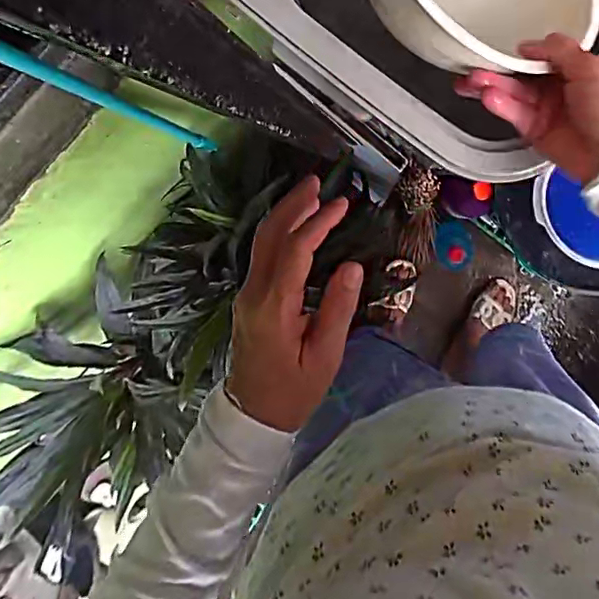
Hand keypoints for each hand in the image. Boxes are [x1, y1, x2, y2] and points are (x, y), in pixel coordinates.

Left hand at [226, 176, 364, 431]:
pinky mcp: (248, 297)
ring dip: (284, 213)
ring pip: (261, 241)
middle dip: (294, 205)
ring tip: (309, 193)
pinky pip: (262, 253)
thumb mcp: (324, 357)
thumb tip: (352, 267)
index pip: (295, 252)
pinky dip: (280, 229)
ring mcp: (246, 293)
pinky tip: (296, 221)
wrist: (251, 417)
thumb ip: (337, 310)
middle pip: (270, 236)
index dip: (317, 224)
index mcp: (273, 307)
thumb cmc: (293, 392)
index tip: (341, 205)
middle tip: (318, 181)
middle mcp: (253, 293)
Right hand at [454, 33, 598, 182]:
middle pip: (520, 75)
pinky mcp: (536, 131)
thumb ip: (560, 50)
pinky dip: (499, 105)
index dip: (519, 53)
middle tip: (476, 63)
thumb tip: (532, 44)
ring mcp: (547, 111)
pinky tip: (489, 97)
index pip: (539, 56)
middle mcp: (559, 89)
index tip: (499, 47)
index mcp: (576, 70)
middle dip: (497, 69)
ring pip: (512, 94)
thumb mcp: (591, 67)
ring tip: (474, 80)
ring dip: (492, 85)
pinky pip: (513, 114)